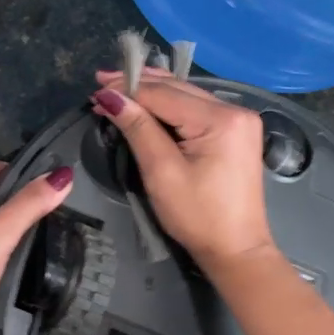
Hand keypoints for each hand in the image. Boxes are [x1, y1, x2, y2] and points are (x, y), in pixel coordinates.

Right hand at [93, 70, 274, 273]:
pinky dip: (168, 107)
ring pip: (185, 97)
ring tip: (116, 90)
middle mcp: (234, 110)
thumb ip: (138, 128)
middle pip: (176, 89)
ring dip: (151, 94)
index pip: (164, 94)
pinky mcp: (235, 132)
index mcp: (221, 119)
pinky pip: (195, 110)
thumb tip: (109, 96)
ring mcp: (238, 121)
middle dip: (137, 86)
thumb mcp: (161, 171)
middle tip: (100, 84)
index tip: (95, 90)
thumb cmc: (197, 216)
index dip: (127, 90)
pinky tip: (146, 104)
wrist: (236, 250)